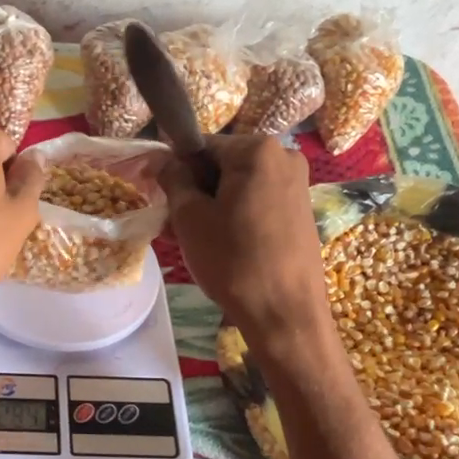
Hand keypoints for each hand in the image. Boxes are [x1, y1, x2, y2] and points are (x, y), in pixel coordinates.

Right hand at [162, 136, 332, 358]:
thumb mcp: (190, 217)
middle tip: (172, 225)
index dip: (174, 171)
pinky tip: (217, 245)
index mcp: (257, 149)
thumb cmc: (232, 259)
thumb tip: (162, 160)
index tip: (157, 197)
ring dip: (210, 207)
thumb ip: (174, 180)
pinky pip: (255, 203)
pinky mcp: (300, 212)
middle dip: (194, 191)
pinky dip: (232, 217)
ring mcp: (296, 184)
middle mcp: (284, 157)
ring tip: (189, 240)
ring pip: (237, 187)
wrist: (284, 312)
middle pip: (222, 166)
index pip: (200, 146)